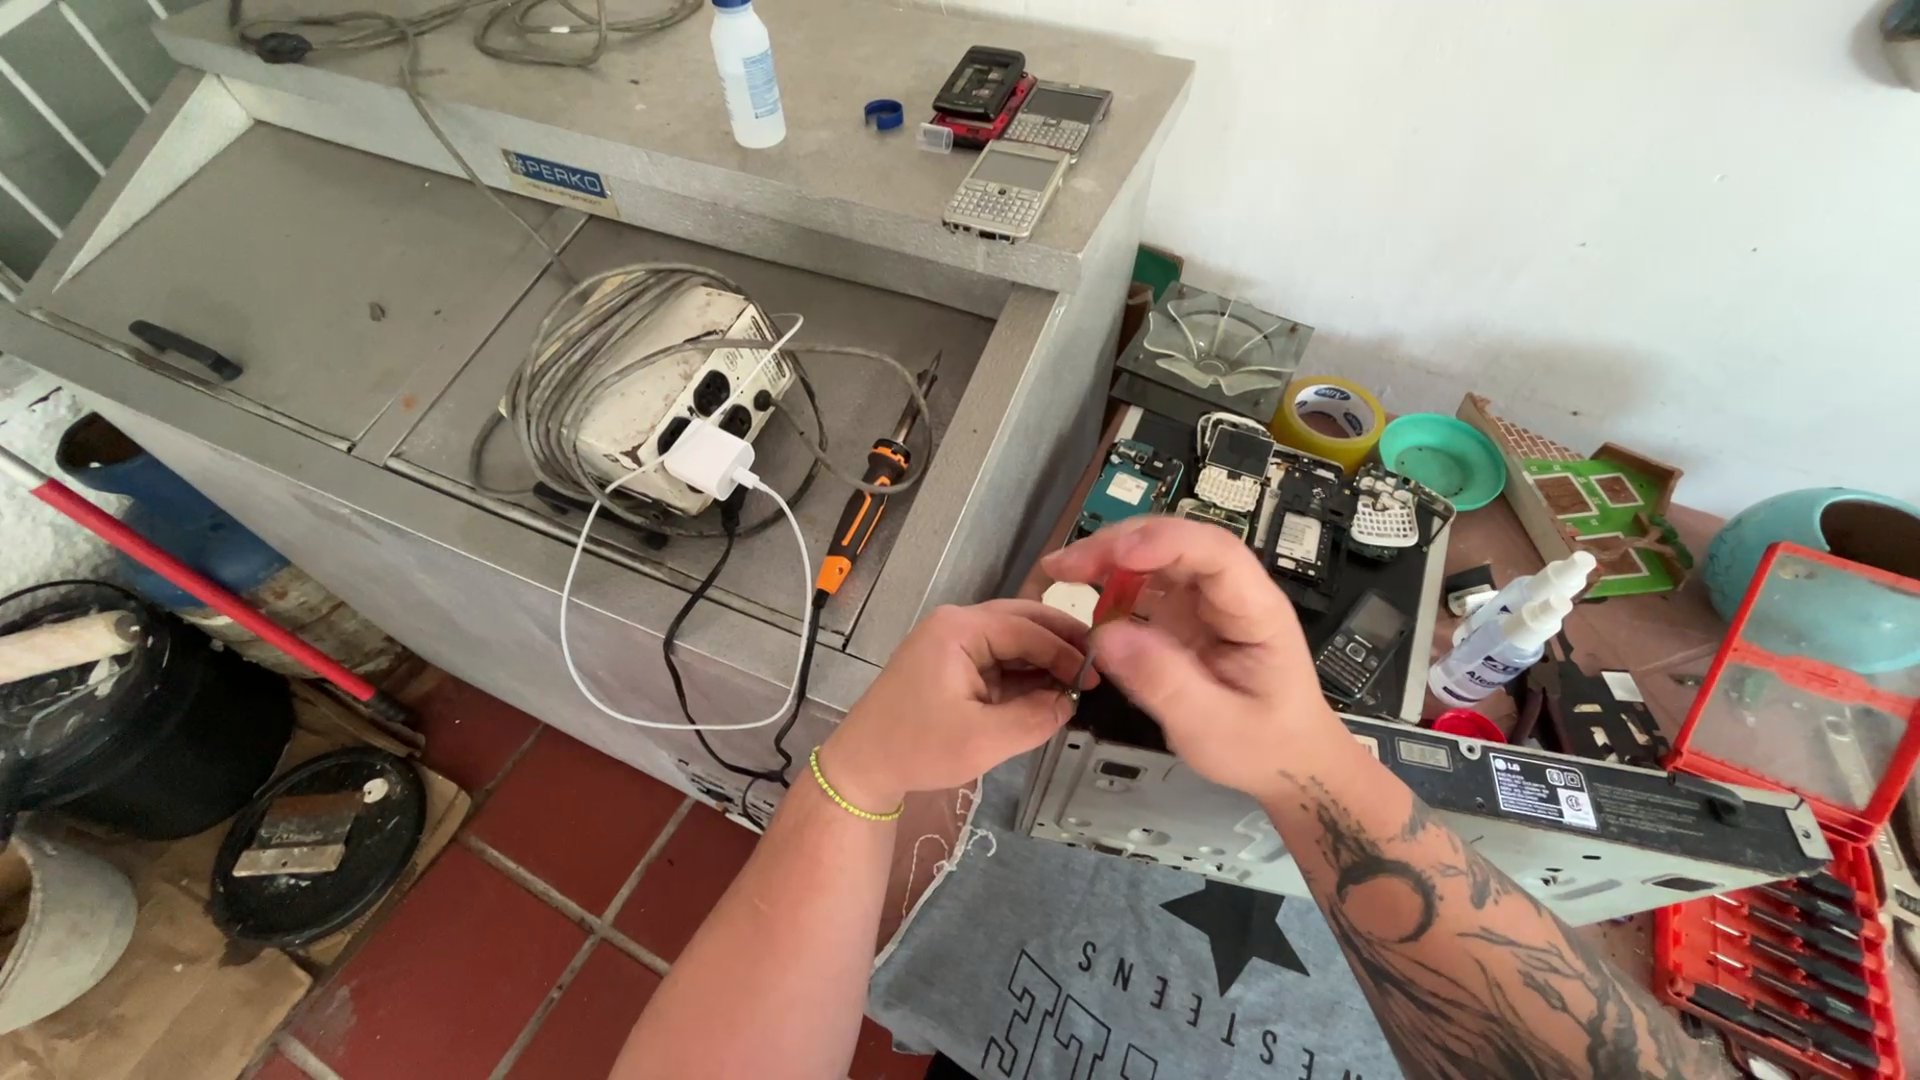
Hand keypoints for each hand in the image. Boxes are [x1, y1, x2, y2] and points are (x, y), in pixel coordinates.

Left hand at [821, 599, 1094, 811]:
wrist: (863, 764)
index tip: (1097, 676)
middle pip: (1020, 619)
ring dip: (1043, 654)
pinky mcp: (950, 660)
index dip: (1065, 651)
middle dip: (1059, 639)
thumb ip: (1035, 718)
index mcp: (959, 630)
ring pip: (1010, 636)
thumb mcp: (984, 740)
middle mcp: (955, 624)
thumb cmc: (918, 749)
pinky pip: (996, 654)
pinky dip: (1022, 668)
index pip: (1027, 629)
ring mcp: (950, 640)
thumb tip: (1071, 701)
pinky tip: (1048, 685)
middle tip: (1097, 662)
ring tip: (1079, 676)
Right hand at [1041, 517, 1345, 798]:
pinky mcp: (1181, 614)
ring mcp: (1203, 601)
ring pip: (1155, 556)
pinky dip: (1110, 581)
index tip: (1115, 554)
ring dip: (1108, 556)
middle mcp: (1229, 593)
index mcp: (1255, 611)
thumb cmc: (1262, 745)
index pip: (1216, 554)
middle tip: (1065, 565)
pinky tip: (1082, 589)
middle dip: (1119, 545)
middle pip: (1177, 544)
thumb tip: (1105, 637)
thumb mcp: (1212, 727)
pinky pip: (1144, 583)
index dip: (1165, 543)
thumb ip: (1162, 682)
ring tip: (1062, 570)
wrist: (1284, 760)